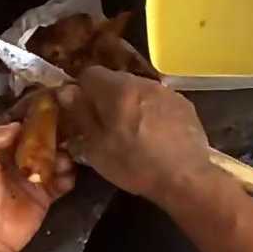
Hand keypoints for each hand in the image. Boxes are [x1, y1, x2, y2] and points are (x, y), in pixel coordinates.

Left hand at [0, 120, 74, 251]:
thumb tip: (18, 124)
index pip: (15, 127)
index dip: (30, 116)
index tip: (49, 104)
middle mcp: (14, 161)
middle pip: (38, 141)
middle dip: (52, 134)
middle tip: (68, 126)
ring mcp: (31, 179)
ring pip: (53, 159)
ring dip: (62, 154)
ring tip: (66, 156)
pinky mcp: (45, 197)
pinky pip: (61, 181)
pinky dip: (68, 176)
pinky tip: (67, 173)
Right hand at [59, 66, 218, 207]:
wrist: (185, 178)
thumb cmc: (134, 165)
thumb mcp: (96, 147)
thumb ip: (81, 115)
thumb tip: (67, 91)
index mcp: (117, 89)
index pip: (90, 74)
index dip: (81, 91)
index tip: (81, 112)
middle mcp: (143, 82)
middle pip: (116, 81)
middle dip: (106, 99)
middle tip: (105, 127)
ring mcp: (167, 92)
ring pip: (139, 91)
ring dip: (130, 105)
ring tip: (132, 133)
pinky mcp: (185, 105)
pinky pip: (158, 102)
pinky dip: (151, 113)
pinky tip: (155, 136)